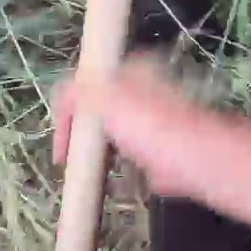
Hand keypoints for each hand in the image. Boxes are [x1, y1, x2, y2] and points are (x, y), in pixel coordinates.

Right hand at [50, 58, 228, 198]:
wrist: (190, 160)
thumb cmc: (145, 122)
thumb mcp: (100, 96)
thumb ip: (74, 92)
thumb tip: (60, 95)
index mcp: (130, 69)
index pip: (87, 80)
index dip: (68, 107)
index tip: (61, 138)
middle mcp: (143, 90)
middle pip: (100, 107)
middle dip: (83, 130)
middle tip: (70, 153)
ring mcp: (153, 122)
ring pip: (114, 134)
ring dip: (99, 152)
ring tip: (87, 169)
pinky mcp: (160, 152)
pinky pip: (129, 159)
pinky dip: (117, 170)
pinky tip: (108, 181)